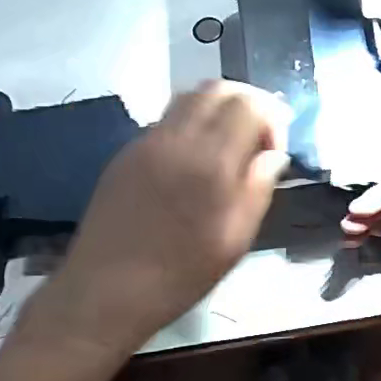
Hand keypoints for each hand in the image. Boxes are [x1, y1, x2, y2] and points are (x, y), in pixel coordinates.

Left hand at [31, 81, 291, 354]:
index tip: (275, 149)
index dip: (272, 117)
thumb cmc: (181, 274)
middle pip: (218, 88)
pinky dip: (192, 124)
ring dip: (218, 109)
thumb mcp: (236, 239)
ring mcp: (146, 142)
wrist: (105, 292)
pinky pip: (167, 120)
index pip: (249, 104)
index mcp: (211, 161)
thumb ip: (259, 188)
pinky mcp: (126, 152)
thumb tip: (274, 155)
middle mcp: (177, 139)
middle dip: (247, 103)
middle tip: (258, 137)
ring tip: (229, 145)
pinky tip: (195, 161)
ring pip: (189, 97)